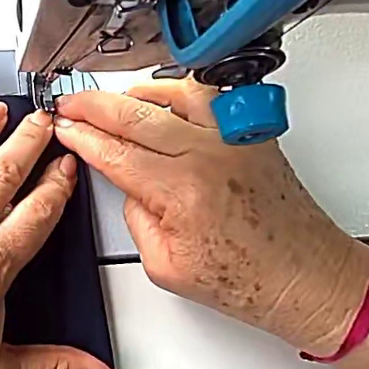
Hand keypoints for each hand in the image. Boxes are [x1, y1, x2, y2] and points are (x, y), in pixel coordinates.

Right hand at [50, 80, 368, 355]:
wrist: (306, 278)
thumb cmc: (246, 278)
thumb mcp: (164, 264)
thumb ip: (137, 217)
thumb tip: (129, 185)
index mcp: (180, 191)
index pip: (113, 151)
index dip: (80, 136)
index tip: (63, 128)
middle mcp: (208, 156)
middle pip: (134, 113)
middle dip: (92, 104)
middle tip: (70, 102)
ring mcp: (233, 140)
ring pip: (173, 92)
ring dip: (132, 92)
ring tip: (107, 97)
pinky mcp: (251, 135)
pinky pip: (209, 97)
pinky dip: (177, 90)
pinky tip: (160, 96)